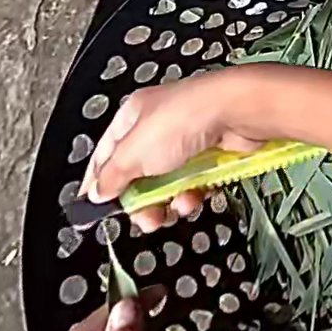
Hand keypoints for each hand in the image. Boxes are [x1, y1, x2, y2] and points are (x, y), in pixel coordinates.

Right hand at [84, 68, 274, 230]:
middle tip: (145, 218)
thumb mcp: (134, 152)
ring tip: (173, 210)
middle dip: (141, 200)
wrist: (238, 112)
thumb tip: (98, 193)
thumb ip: (113, 176)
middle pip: (140, 172)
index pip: (106, 153)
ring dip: (169, 201)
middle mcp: (161, 124)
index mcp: (135, 115)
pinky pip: (197, 180)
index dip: (98, 181)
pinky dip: (194, 193)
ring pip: (170, 181)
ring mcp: (190, 137)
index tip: (93, 209)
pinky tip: (194, 197)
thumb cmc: (185, 119)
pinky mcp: (215, 151)